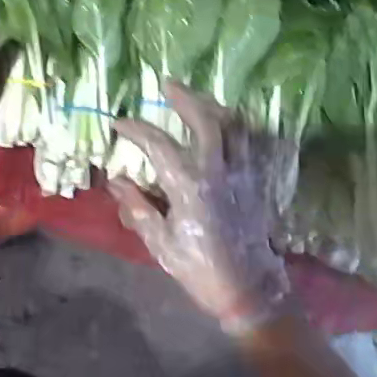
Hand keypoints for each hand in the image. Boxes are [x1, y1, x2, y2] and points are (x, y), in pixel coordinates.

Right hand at [111, 83, 296, 334]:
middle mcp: (219, 172)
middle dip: (186, 99)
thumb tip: (118, 180)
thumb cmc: (200, 269)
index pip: (158, 145)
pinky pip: (251, 142)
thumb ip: (139, 208)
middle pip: (206, 121)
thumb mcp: (161, 243)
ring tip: (197, 99)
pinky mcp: (257, 182)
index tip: (119, 123)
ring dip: (214, 107)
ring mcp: (243, 174)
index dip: (136, 130)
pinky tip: (227, 124)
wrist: (249, 291)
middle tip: (168, 85)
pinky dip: (238, 126)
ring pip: (235, 126)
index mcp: (190, 187)